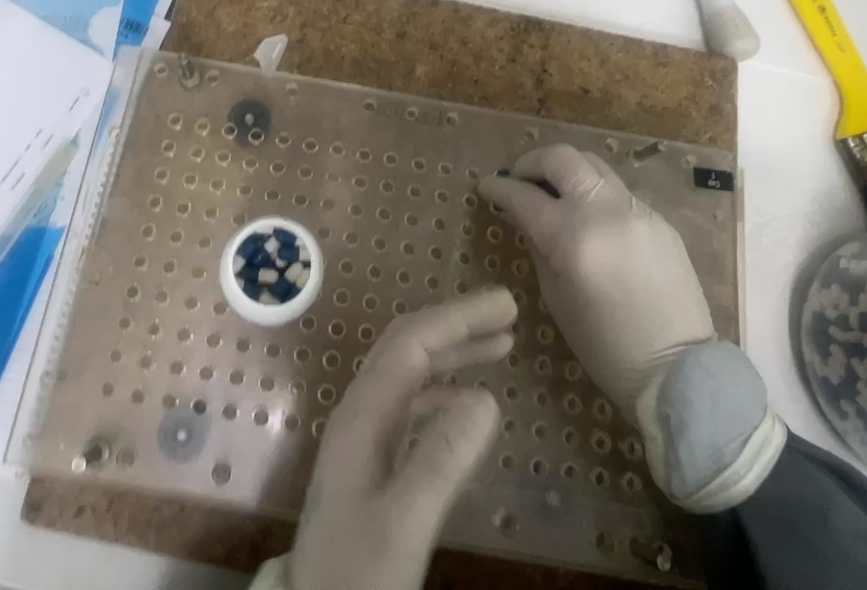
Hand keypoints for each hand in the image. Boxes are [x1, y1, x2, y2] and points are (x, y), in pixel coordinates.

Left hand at [283, 288, 516, 589]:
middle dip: (457, 324)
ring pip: (411, 374)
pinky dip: (446, 390)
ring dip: (453, 353)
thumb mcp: (403, 522)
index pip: (411, 344)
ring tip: (500, 346)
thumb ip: (441, 461)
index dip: (458, 318)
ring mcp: (366, 436)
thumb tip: (488, 398)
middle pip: (408, 348)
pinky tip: (470, 403)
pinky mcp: (374, 460)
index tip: (506, 304)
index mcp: (362, 415)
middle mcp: (361, 413)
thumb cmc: (357, 569)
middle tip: (509, 313)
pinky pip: (413, 405)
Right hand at [476, 144, 714, 410]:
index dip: (498, 188)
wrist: (677, 367)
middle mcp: (604, 212)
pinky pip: (617, 191)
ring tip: (551, 191)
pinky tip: (587, 217)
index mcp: (571, 238)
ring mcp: (637, 210)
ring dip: (565, 171)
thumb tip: (523, 216)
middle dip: (531, 162)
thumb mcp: (555, 297)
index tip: (485, 187)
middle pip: (561, 158)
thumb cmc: (603, 346)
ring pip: (593, 165)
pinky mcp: (659, 218)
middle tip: (517, 178)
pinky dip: (593, 193)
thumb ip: (537, 246)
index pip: (523, 195)